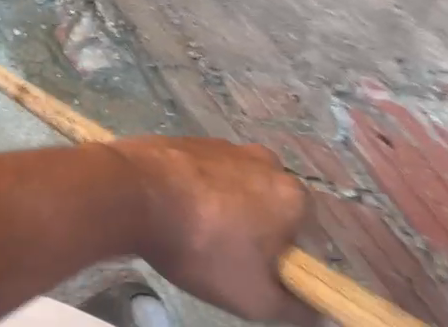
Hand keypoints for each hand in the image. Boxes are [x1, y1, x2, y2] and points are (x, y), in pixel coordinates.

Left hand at [114, 137, 319, 325]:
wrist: (128, 192)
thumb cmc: (200, 247)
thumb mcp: (256, 299)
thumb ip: (298, 310)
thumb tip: (319, 312)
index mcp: (291, 194)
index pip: (305, 235)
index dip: (284, 260)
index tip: (255, 272)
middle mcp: (261, 160)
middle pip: (268, 206)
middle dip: (252, 231)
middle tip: (222, 254)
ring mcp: (219, 144)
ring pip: (233, 188)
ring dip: (220, 209)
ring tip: (191, 232)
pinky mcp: (183, 138)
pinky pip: (200, 173)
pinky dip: (192, 190)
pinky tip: (171, 209)